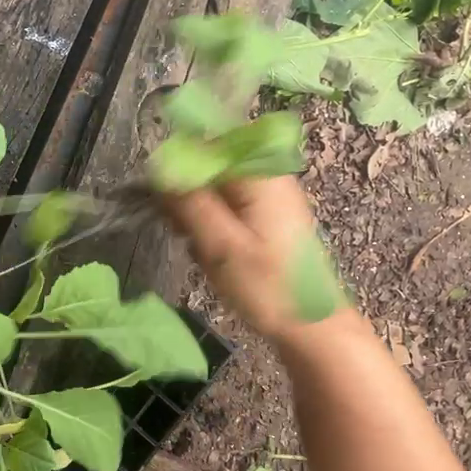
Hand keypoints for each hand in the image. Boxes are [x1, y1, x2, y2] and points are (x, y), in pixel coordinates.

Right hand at [160, 175, 343, 346]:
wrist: (312, 325)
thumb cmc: (268, 288)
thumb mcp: (221, 246)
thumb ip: (190, 202)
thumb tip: (158, 165)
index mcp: (261, 177)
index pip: (207, 144)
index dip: (178, 165)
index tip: (165, 200)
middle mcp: (266, 177)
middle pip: (209, 163)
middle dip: (186, 192)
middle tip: (180, 229)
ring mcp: (267, 195)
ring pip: (212, 185)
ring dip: (194, 209)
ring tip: (194, 242)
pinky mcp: (264, 213)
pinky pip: (224, 202)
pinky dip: (208, 220)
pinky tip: (206, 246)